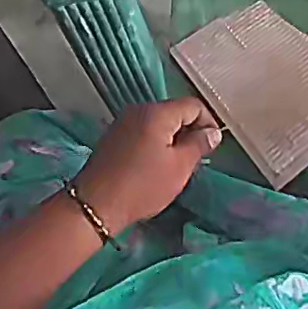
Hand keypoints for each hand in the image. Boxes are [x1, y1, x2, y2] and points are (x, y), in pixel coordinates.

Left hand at [72, 97, 220, 231]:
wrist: (95, 203)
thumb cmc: (142, 185)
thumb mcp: (178, 168)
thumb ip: (198, 145)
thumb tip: (212, 132)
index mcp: (157, 112)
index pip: (193, 105)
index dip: (208, 122)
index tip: (212, 146)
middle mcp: (139, 109)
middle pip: (175, 110)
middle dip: (190, 130)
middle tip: (196, 158)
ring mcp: (124, 121)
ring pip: (159, 121)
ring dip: (173, 137)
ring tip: (177, 164)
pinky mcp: (114, 135)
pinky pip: (143, 130)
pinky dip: (155, 141)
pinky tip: (155, 164)